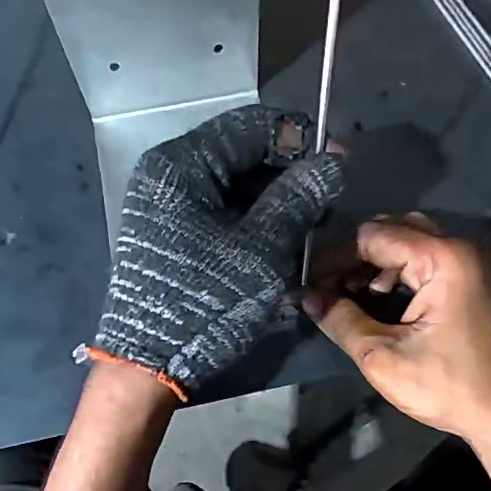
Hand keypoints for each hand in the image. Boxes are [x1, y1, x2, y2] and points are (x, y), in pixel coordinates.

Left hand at [86, 104, 344, 399]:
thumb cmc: (204, 303)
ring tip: (312, 224)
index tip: (339, 164)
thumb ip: (299, 198)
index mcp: (182, 164)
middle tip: (329, 201)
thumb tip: (335, 161)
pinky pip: (226, 210)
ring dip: (279, 199)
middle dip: (291, 173)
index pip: (252, 126)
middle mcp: (172, 174)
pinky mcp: (178, 232)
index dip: (301, 139)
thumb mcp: (261, 250)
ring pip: (238, 184)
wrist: (150, 364)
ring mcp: (172, 204)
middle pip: (244, 153)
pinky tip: (285, 239)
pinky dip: (259, 220)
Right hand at [305, 216, 490, 442]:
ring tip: (345, 294)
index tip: (309, 284)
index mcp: (442, 259)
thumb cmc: (446, 386)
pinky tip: (376, 299)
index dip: (335, 257)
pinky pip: (424, 261)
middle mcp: (458, 249)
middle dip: (354, 255)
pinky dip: (395, 273)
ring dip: (374, 263)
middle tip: (326, 286)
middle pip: (393, 229)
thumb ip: (341, 320)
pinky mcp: (467, 282)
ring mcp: (466, 265)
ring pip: (409, 243)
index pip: (373, 236)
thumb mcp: (382, 356)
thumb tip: (306, 297)